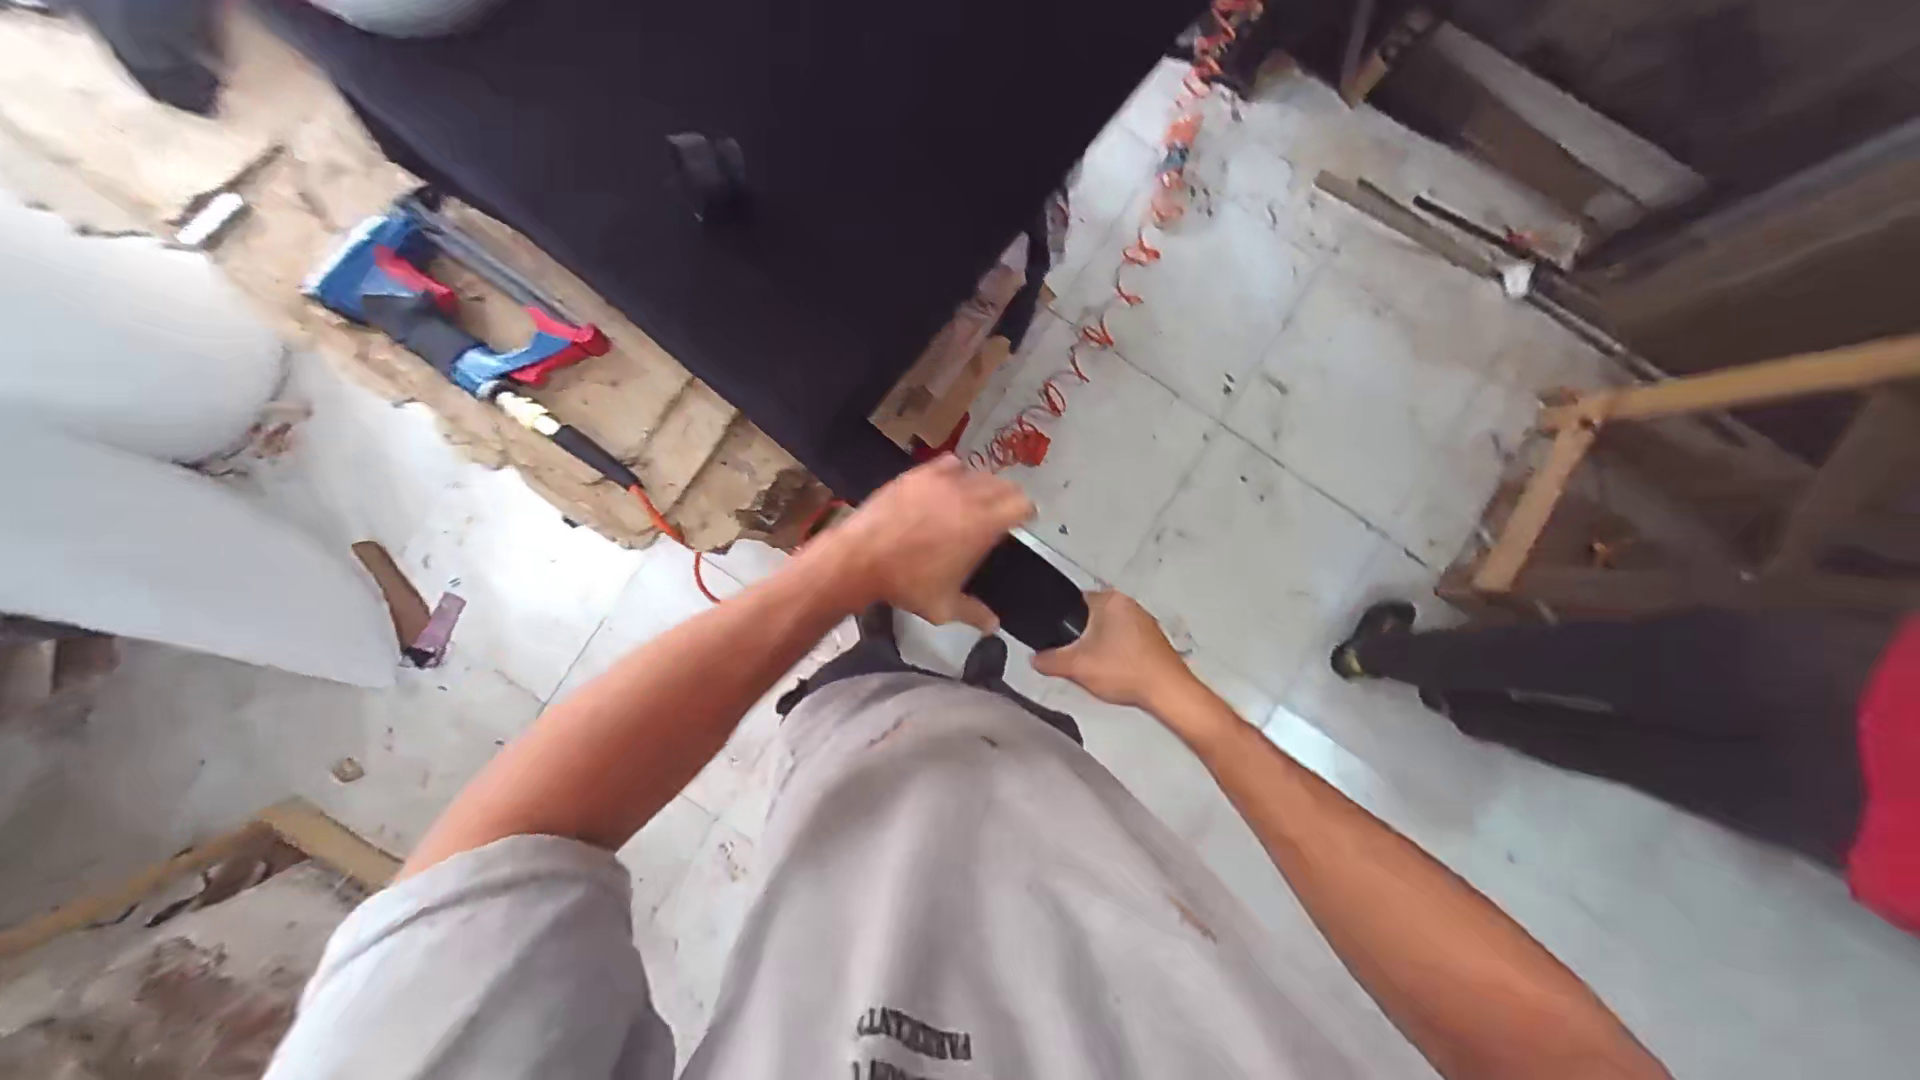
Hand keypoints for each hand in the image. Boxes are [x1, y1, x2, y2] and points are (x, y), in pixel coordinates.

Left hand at [813, 455, 1033, 631]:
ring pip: (978, 472)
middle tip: (1000, 514)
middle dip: (1007, 498)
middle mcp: (968, 495)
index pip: (1022, 505)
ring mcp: (942, 480)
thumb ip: (974, 613)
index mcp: (983, 524)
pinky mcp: (918, 474)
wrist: (860, 559)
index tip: (1023, 521)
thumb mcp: (944, 606)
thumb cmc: (906, 583)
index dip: (1026, 513)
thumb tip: (993, 625)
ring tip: (974, 502)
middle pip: (1004, 485)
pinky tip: (947, 487)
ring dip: (983, 486)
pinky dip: (955, 473)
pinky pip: (948, 464)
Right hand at [1031, 590, 1197, 709]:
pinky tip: (1118, 672)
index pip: (1074, 602)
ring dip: (1102, 647)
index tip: (1061, 641)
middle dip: (1083, 639)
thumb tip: (1036, 658)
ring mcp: (1145, 621)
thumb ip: (1049, 660)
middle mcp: (1130, 604)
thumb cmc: (1127, 671)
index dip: (1063, 623)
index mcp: (1110, 600)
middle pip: (1092, 618)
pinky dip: (1119, 655)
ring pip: (1110, 630)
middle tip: (1079, 659)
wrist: (1167, 692)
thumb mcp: (1075, 667)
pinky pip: (1127, 642)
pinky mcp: (1154, 639)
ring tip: (1100, 668)